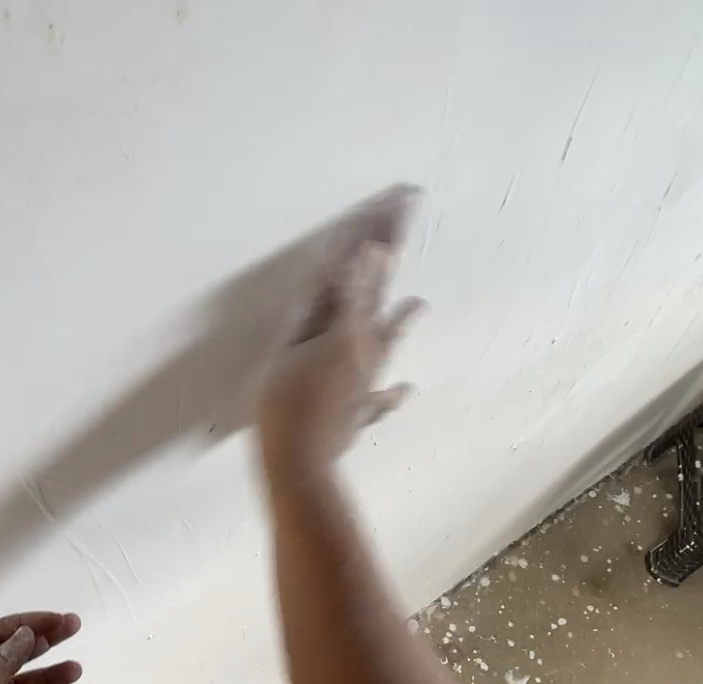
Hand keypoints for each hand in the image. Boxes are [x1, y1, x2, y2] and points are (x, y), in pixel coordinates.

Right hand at [258, 186, 425, 474]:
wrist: (299, 463)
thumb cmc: (280, 406)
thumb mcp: (284, 350)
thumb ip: (314, 309)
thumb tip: (340, 271)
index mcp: (340, 330)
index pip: (357, 272)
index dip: (372, 236)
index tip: (395, 201)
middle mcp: (361, 350)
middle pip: (379, 294)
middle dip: (392, 251)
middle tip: (412, 215)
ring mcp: (365, 382)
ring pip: (387, 344)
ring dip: (402, 322)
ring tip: (422, 304)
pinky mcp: (360, 412)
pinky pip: (380, 401)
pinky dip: (393, 394)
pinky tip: (406, 388)